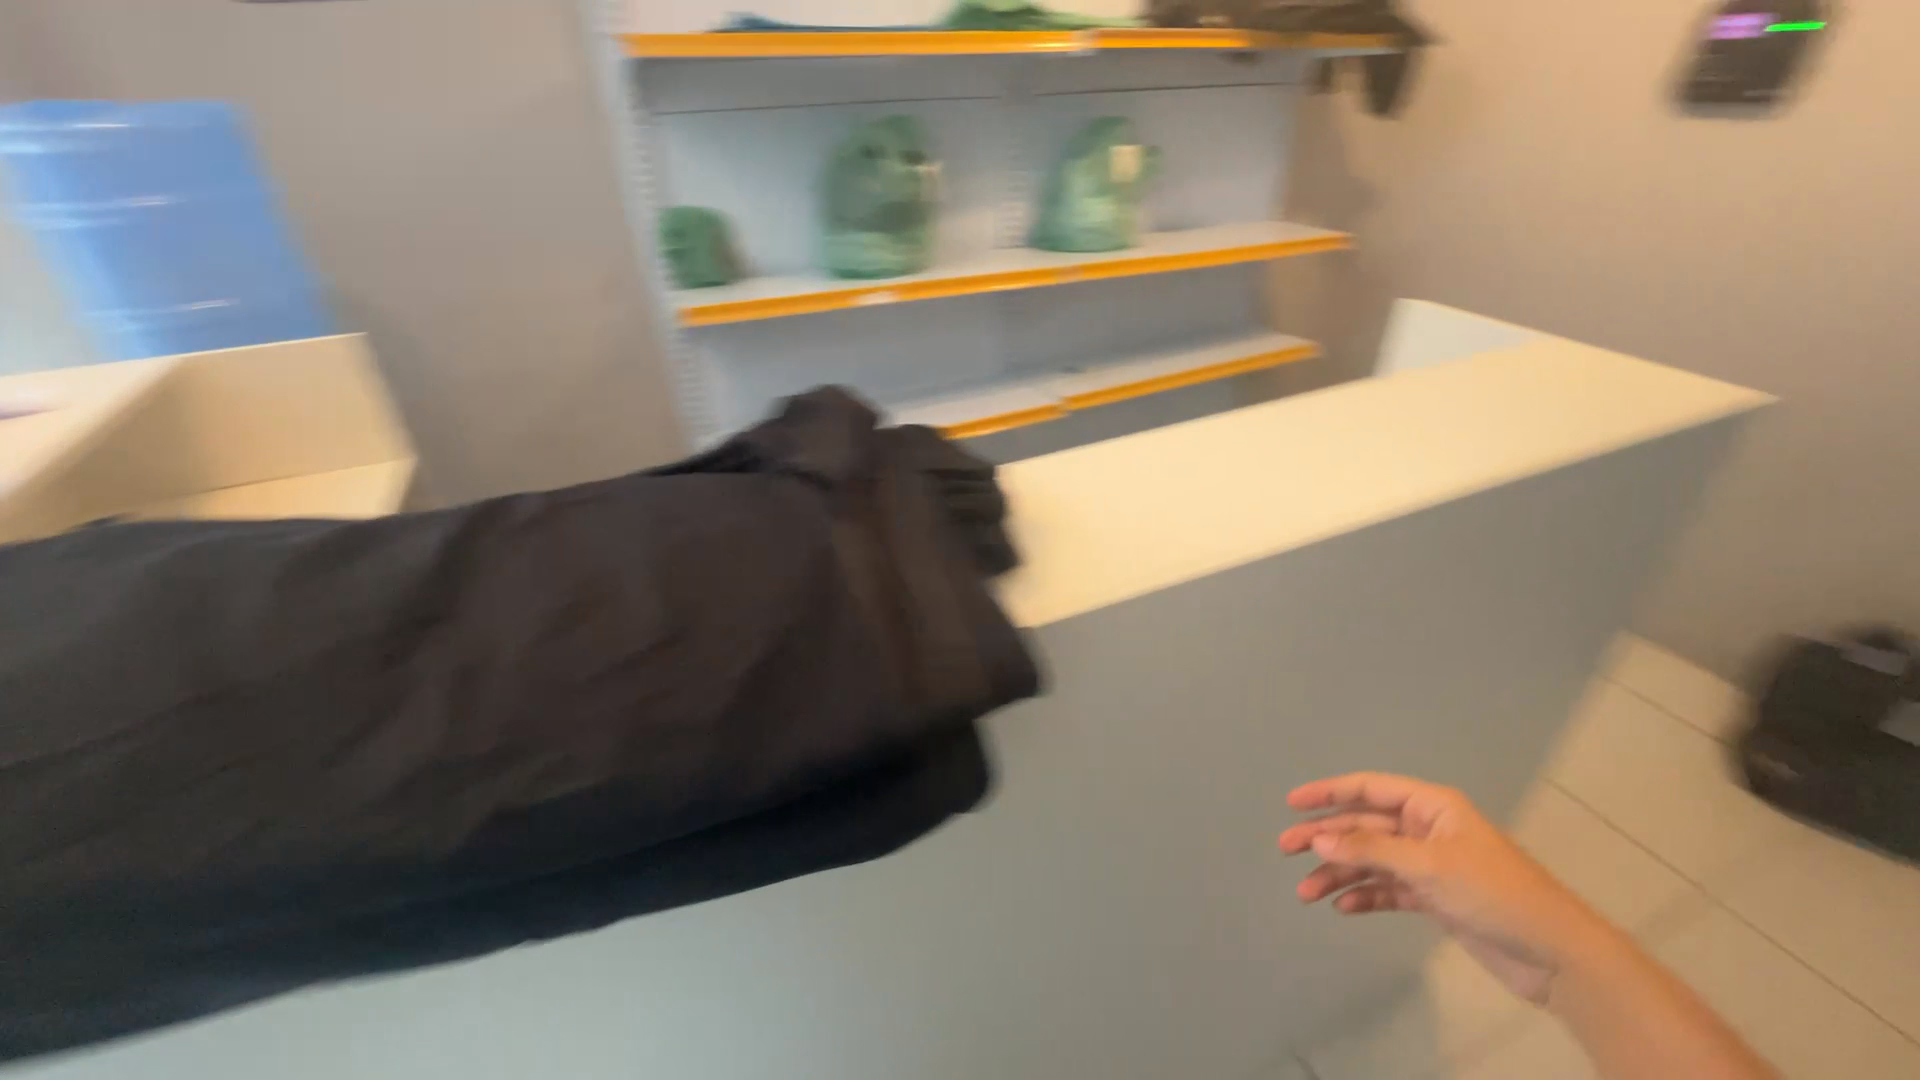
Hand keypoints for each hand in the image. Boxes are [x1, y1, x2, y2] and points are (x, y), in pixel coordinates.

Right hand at [1278, 772, 1611, 1005]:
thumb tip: (1320, 840)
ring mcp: (1428, 864)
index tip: (1292, 803)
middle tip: (1286, 850)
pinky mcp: (1433, 897)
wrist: (1555, 956)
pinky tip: (1343, 907)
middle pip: (1362, 826)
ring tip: (1307, 893)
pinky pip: (1386, 889)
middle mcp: (1425, 829)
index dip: (1328, 792)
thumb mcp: (1429, 866)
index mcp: (1430, 807)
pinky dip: (1364, 896)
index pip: (1368, 789)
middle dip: (1325, 838)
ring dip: (1338, 874)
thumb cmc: (1495, 894)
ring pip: (1370, 860)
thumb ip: (1371, 850)